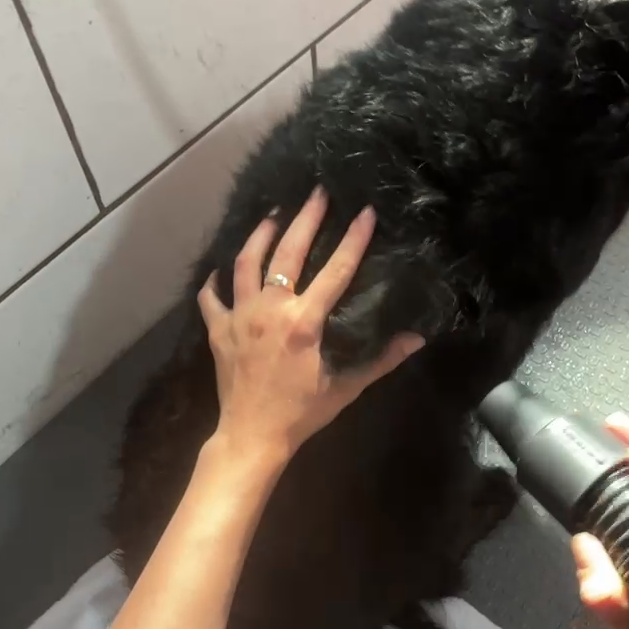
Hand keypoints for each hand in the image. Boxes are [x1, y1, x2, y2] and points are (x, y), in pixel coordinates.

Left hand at [199, 189, 423, 466]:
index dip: (353, 239)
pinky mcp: (218, 330)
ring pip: (245, 263)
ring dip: (260, 235)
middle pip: (287, 253)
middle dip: (305, 218)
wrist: (252, 436)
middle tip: (316, 192)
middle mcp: (270, 311)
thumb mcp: (345, 388)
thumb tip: (416, 339)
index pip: (335, 271)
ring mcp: (239, 317)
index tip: (365, 211)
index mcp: (304, 323)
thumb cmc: (302, 413)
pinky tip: (221, 269)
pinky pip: (212, 297)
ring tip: (273, 215)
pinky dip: (215, 280)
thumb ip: (380, 360)